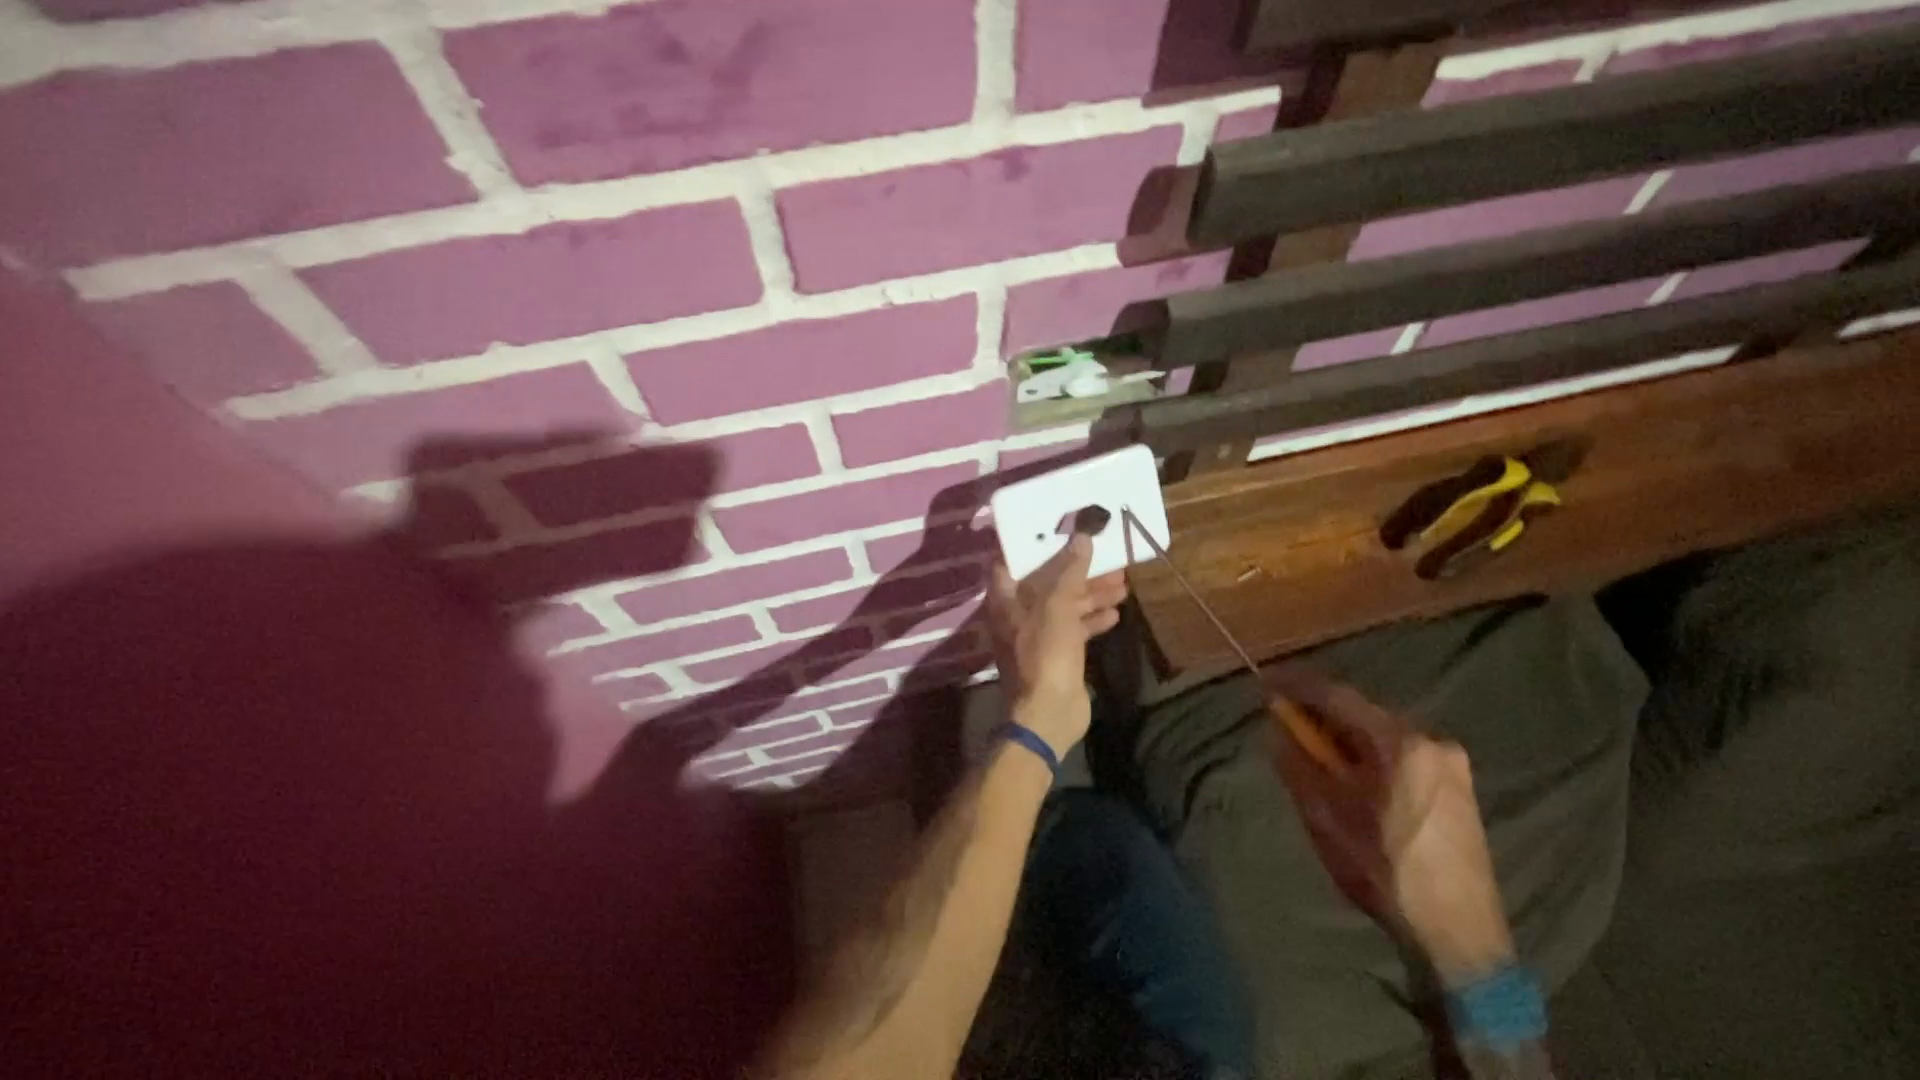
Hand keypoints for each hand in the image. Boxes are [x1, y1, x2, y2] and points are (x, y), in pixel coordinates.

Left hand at [985, 534, 1128, 755]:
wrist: (1048, 712)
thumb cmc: (1045, 653)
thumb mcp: (1058, 606)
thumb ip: (1070, 571)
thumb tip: (1082, 538)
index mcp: (1006, 599)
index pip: (1011, 560)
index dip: (1031, 544)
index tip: (1057, 528)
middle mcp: (1018, 614)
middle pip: (1047, 582)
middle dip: (1077, 569)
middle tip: (1105, 555)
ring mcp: (1037, 636)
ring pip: (1065, 605)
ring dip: (1091, 593)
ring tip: (1122, 582)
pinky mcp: (1057, 655)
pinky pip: (1075, 628)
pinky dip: (1093, 619)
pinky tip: (1117, 613)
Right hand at [1267, 668, 1513, 981]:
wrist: (1458, 934)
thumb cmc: (1384, 872)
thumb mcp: (1326, 817)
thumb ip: (1298, 764)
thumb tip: (1277, 729)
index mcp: (1400, 744)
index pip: (1338, 697)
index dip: (1297, 686)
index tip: (1265, 680)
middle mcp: (1432, 741)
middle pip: (1363, 713)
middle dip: (1321, 715)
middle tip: (1284, 722)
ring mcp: (1452, 764)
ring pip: (1384, 736)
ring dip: (1346, 738)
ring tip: (1314, 755)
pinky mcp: (1460, 788)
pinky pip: (1403, 755)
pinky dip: (1371, 757)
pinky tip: (1352, 779)